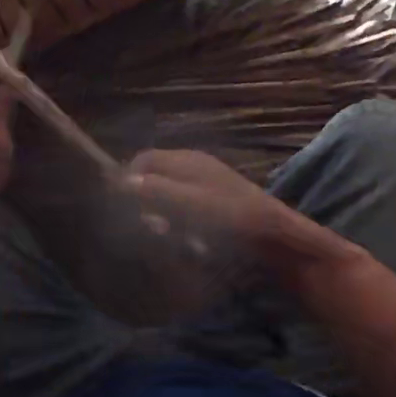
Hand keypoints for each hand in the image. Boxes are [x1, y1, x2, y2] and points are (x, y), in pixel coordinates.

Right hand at [122, 149, 293, 253]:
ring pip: (170, 192)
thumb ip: (156, 190)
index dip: (127, 178)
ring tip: (162, 233)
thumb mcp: (189, 203)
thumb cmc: (231, 217)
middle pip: (155, 175)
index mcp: (187, 160)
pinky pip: (187, 207)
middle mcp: (196, 166)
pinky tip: (183, 237)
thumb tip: (121, 183)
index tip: (118, 204)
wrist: (277, 237)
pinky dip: (178, 219)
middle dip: (144, 198)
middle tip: (142, 223)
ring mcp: (208, 183)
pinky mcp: (219, 203)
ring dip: (161, 212)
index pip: (144, 159)